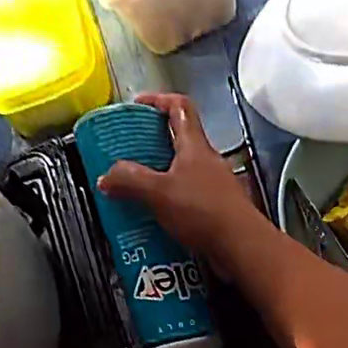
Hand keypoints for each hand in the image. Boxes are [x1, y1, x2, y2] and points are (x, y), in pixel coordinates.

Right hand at [96, 93, 267, 257]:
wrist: (241, 247)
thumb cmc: (203, 211)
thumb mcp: (159, 193)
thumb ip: (130, 181)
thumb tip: (105, 177)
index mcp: (195, 146)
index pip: (180, 107)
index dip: (158, 100)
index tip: (138, 106)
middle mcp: (210, 162)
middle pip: (181, 143)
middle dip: (154, 148)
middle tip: (131, 158)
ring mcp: (218, 188)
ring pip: (186, 175)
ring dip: (164, 181)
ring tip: (140, 194)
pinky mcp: (220, 213)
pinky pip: (192, 202)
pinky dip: (174, 207)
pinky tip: (160, 222)